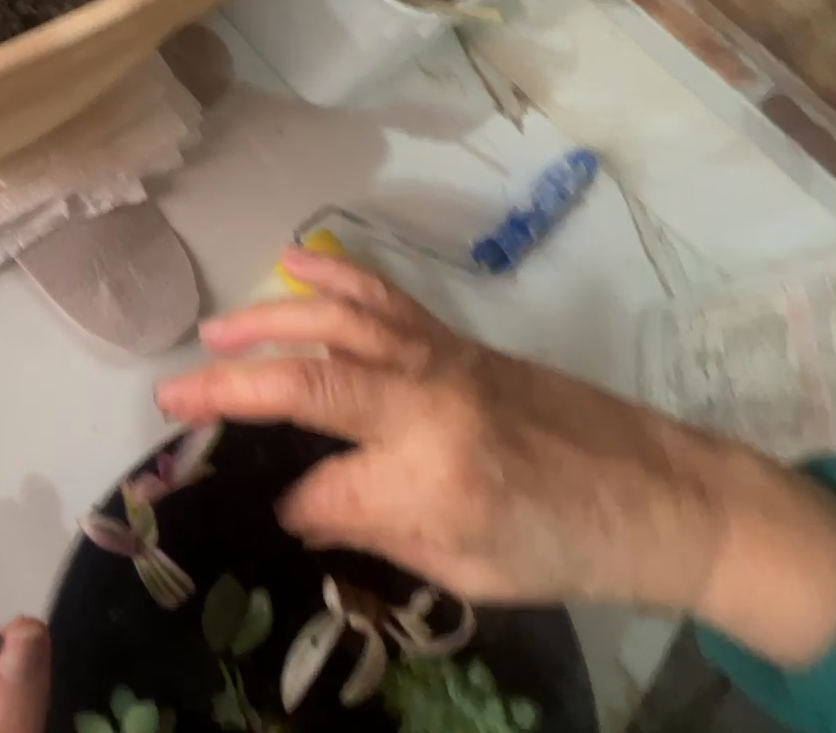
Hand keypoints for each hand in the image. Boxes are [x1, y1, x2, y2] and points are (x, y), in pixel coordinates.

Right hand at [157, 248, 835, 664]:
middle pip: (306, 383)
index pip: (325, 491)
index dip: (292, 505)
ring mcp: (437, 359)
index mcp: (433, 479)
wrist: (663, 494)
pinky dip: (330, 277)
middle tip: (172, 397)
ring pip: (332, 325)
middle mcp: (426, 405)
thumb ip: (376, 529)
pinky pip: (379, 297)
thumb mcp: (468, 571)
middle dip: (228, 390)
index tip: (281, 515)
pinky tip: (292, 264)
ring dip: (262, 322)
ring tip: (211, 332)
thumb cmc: (568, 548)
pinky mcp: (450, 337)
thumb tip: (299, 505)